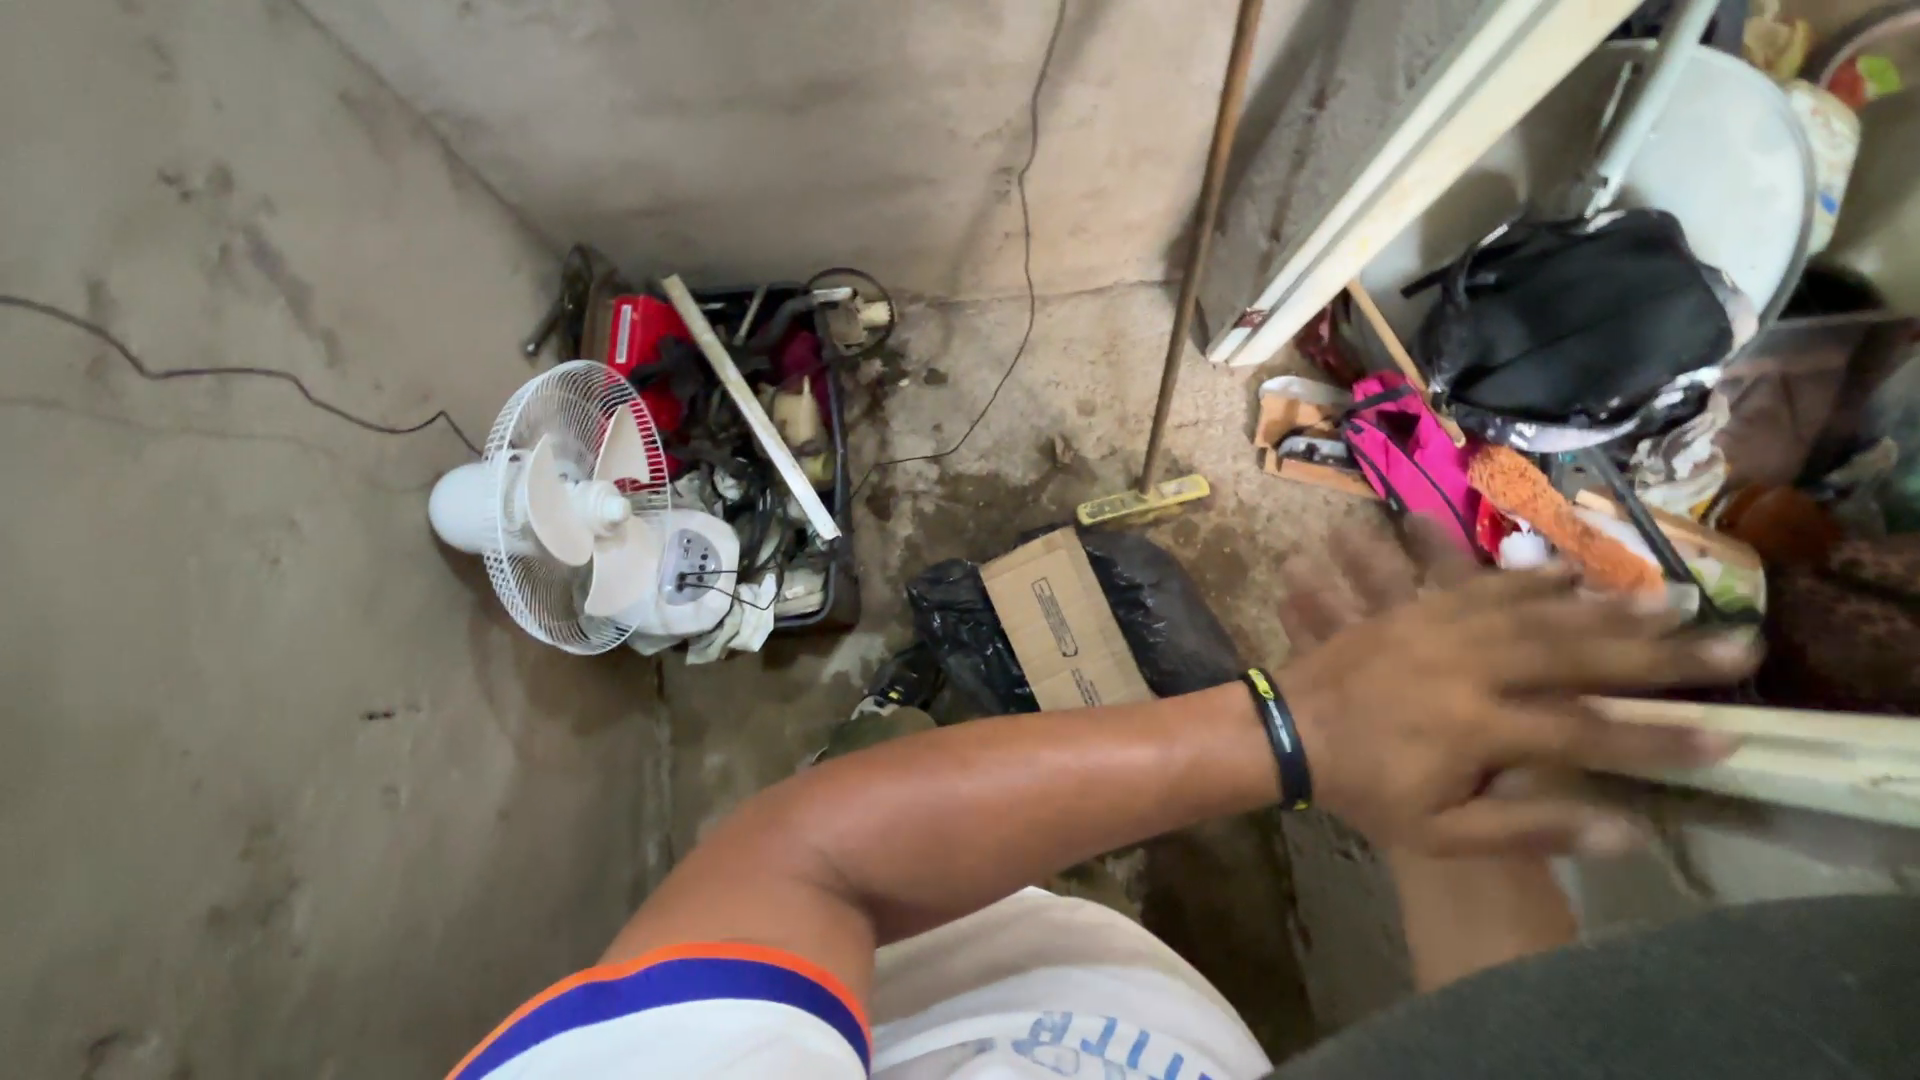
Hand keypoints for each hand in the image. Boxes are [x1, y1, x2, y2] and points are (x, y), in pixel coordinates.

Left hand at [1275, 525, 1758, 856]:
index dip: (1659, 737)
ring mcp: (1434, 630)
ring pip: (1531, 611)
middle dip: (1655, 651)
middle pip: (1573, 654)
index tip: (1728, 735)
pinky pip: (1472, 586)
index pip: (1587, 732)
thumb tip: (1625, 828)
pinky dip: (1521, 578)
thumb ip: (1527, 830)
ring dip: (1598, 605)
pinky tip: (1560, 569)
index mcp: (1477, 727)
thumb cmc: (1361, 788)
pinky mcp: (1409, 611)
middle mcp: (1465, 668)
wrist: (1286, 732)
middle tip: (1725, 639)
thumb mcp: (1436, 833)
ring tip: (1660, 598)